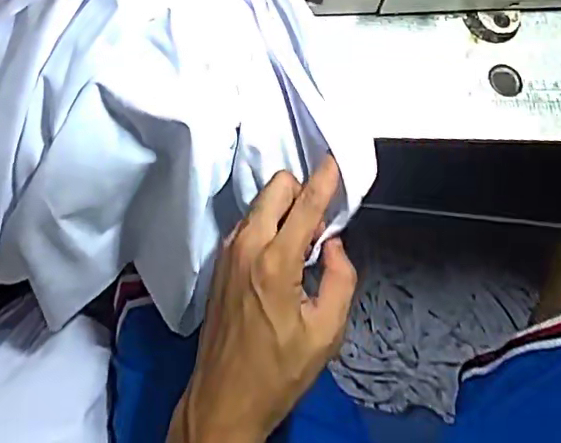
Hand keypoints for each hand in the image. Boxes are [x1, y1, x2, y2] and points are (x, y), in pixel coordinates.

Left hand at [170, 156, 357, 442]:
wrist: (222, 400)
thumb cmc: (276, 372)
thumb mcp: (325, 334)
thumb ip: (341, 279)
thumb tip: (334, 245)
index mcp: (274, 263)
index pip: (306, 204)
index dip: (325, 178)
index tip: (335, 160)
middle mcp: (246, 246)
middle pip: (278, 186)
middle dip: (303, 193)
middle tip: (318, 229)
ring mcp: (228, 250)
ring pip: (262, 201)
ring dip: (285, 210)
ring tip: (299, 250)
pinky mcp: (220, 259)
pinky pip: (249, 221)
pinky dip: (269, 224)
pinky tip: (278, 258)